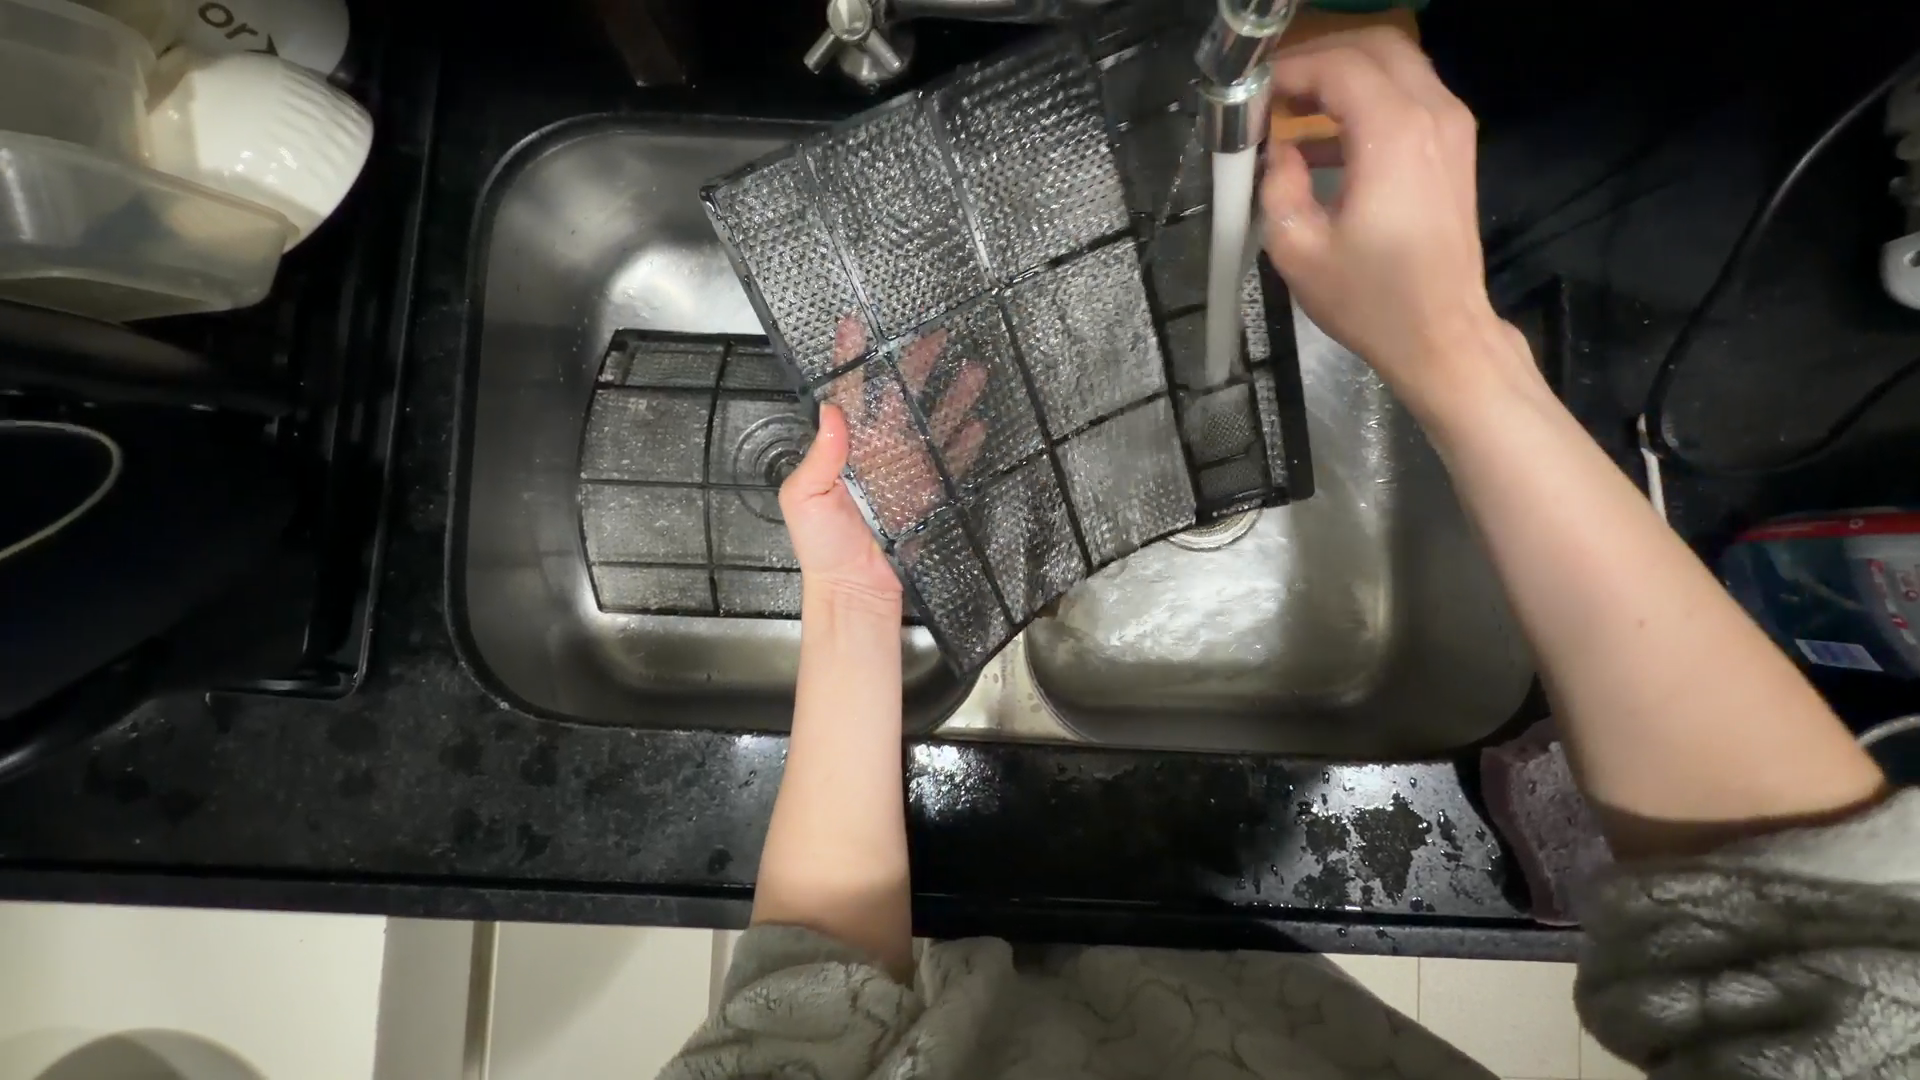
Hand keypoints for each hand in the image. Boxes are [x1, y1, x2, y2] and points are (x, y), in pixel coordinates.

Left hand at [780, 318, 985, 609]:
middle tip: (933, 334)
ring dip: (952, 396)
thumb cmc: (823, 547)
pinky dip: (965, 443)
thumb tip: (832, 411)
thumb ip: (820, 456)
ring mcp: (907, 470)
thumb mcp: (805, 498)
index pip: (849, 393)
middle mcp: (879, 451)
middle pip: (900, 397)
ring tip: (972, 368)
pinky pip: (951, 461)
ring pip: (933, 422)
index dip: (850, 359)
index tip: (855, 326)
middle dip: (915, 364)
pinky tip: (979, 422)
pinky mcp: (929, 493)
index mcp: (845, 447)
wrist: (856, 588)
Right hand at [1259, 30, 1526, 411]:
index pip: (1340, 67)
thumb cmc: (1367, 299)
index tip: (1253, 91)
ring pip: (1397, 67)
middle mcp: (1432, 115)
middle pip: (1376, 48)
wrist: (1438, 332)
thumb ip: (1278, 188)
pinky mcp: (1453, 150)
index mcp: (1393, 135)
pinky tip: (1325, 142)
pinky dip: (1366, 104)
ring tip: (1292, 112)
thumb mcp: (1298, 251)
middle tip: (1273, 91)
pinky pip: (1409, 99)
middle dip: (1319, 59)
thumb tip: (1276, 153)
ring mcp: (1451, 129)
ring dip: (1343, 79)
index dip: (1291, 69)